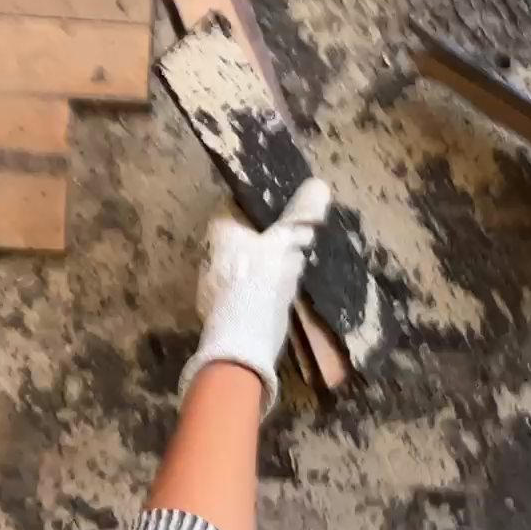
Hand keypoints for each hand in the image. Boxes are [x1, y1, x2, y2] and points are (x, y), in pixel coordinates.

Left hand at [182, 179, 332, 414]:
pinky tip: (287, 288)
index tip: (290, 202)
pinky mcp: (227, 307)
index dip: (264, 200)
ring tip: (300, 259)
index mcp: (219, 229)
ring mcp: (216, 281)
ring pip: (249, 259)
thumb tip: (319, 184)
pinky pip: (251, 284)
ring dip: (270, 259)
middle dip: (270, 232)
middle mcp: (211, 251)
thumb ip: (301, 215)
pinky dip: (267, 282)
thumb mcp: (286, 243)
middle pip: (245, 232)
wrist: (243, 345)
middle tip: (301, 232)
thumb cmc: (260, 283)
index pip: (239, 201)